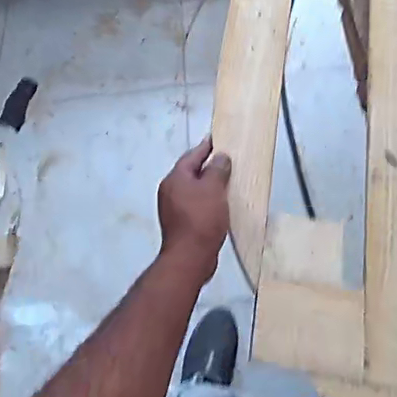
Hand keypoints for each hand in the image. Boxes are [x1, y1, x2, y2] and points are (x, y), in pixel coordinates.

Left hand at [156, 137, 230, 284]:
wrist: (190, 257)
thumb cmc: (202, 218)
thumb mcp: (214, 188)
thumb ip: (217, 169)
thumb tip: (220, 157)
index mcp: (175, 178)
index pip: (192, 155)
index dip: (206, 146)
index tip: (218, 138)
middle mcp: (170, 191)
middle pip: (191, 171)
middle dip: (208, 165)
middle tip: (227, 159)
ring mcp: (173, 208)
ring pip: (193, 188)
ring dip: (208, 184)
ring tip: (227, 180)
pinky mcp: (180, 223)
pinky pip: (195, 203)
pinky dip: (207, 199)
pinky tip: (220, 203)